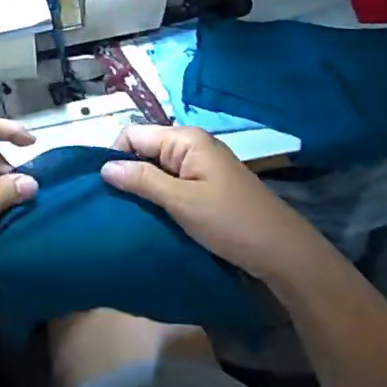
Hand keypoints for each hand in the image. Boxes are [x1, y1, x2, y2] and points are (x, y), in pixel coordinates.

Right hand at [101, 125, 330, 286]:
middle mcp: (191, 144)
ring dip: (143, 186)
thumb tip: (103, 166)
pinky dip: (159, 195)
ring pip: (157, 167)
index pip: (134, 134)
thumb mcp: (181, 202)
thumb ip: (142, 180)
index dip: (115, 155)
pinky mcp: (206, 184)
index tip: (103, 186)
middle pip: (144, 148)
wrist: (283, 252)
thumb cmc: (230, 222)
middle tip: (113, 203)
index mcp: (186, 139)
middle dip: (127, 171)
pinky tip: (151, 214)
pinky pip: (171, 181)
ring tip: (127, 211)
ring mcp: (201, 164)